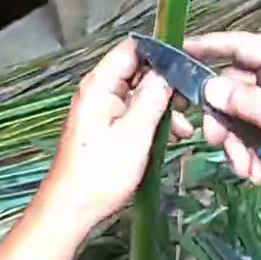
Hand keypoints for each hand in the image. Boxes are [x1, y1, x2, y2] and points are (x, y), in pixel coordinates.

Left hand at [35, 39, 192, 238]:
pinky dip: (152, 120)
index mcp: (99, 84)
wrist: (71, 210)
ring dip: (162, 105)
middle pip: (137, 70)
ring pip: (139, 93)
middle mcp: (98, 91)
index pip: (132, 49)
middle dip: (165, 83)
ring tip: (183, 126)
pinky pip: (133, 112)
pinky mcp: (105, 127)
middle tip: (189, 101)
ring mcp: (101, 109)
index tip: (187, 64)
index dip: (160, 52)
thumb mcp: (135, 132)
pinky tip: (171, 136)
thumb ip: (153, 96)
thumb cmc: (100, 173)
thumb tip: (168, 69)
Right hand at [185, 32, 260, 189]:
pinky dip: (253, 152)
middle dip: (224, 121)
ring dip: (238, 144)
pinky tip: (258, 174)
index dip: (206, 46)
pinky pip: (258, 132)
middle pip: (234, 88)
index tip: (176, 54)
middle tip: (218, 146)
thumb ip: (247, 103)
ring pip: (243, 115)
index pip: (238, 45)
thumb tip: (207, 87)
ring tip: (247, 172)